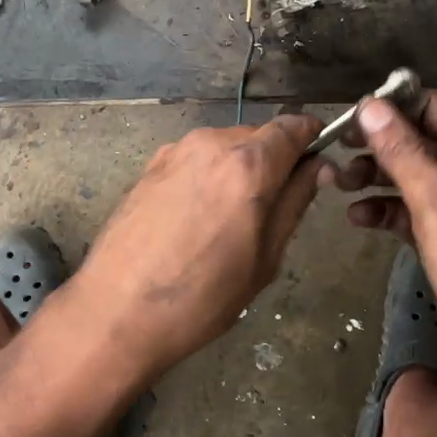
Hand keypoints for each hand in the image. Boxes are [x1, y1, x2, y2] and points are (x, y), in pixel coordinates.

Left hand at [65, 115, 327, 378]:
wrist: (117, 311)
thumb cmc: (203, 297)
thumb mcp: (265, 258)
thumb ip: (294, 202)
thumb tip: (319, 167)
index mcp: (249, 164)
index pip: (292, 126)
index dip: (311, 137)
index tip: (318, 161)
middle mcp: (213, 143)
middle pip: (259, 135)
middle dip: (275, 159)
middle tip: (275, 205)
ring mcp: (177, 150)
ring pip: (226, 145)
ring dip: (240, 167)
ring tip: (232, 218)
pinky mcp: (152, 164)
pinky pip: (197, 157)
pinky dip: (209, 174)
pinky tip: (198, 217)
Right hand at [338, 93, 436, 368]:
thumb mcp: (436, 201)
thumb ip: (401, 151)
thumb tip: (370, 105)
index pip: (430, 107)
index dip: (392, 106)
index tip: (351, 115)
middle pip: (416, 140)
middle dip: (377, 145)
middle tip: (337, 150)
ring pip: (410, 175)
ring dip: (375, 177)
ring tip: (340, 185)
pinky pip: (411, 210)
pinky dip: (385, 210)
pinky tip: (358, 219)